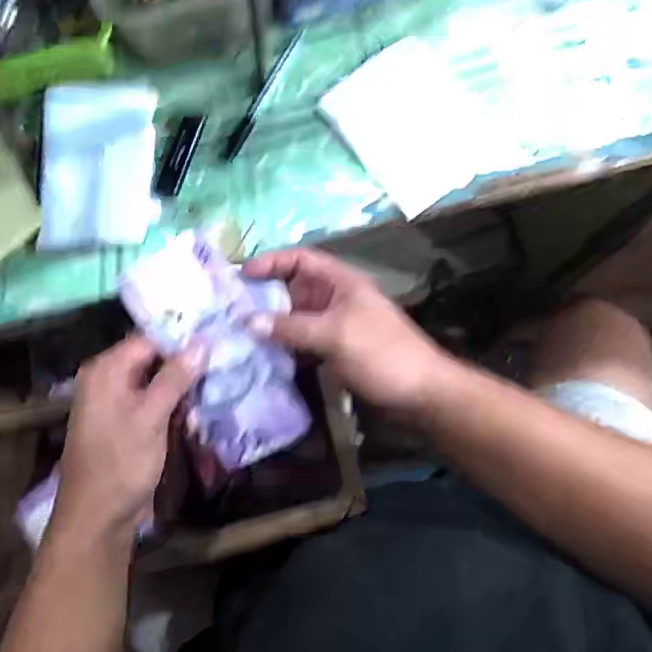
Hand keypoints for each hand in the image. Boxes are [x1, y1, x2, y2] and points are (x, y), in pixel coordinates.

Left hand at [51, 335, 202, 545]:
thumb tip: (202, 342)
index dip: (183, 338)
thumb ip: (175, 378)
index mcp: (105, 371)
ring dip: (185, 386)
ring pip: (157, 381)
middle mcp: (107, 379)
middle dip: (187, 362)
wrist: (98, 517)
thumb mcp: (151, 417)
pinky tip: (200, 406)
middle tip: (226, 360)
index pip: (150, 338)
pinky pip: (154, 401)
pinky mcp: (126, 422)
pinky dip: (175, 403)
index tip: (219, 339)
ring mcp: (116, 402)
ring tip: (220, 381)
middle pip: (154, 358)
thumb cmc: (121, 464)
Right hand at [243, 248, 457, 411]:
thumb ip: (291, 327)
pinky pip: (305, 341)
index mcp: (342, 282)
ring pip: (297, 317)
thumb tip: (248, 321)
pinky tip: (264, 354)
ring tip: (239, 331)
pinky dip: (286, 345)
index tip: (242, 274)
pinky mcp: (337, 350)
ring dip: (273, 323)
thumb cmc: (381, 353)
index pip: (302, 259)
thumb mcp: (334, 335)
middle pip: (295, 288)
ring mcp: (337, 325)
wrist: (421, 392)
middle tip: (231, 307)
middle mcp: (337, 298)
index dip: (272, 261)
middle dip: (265, 294)